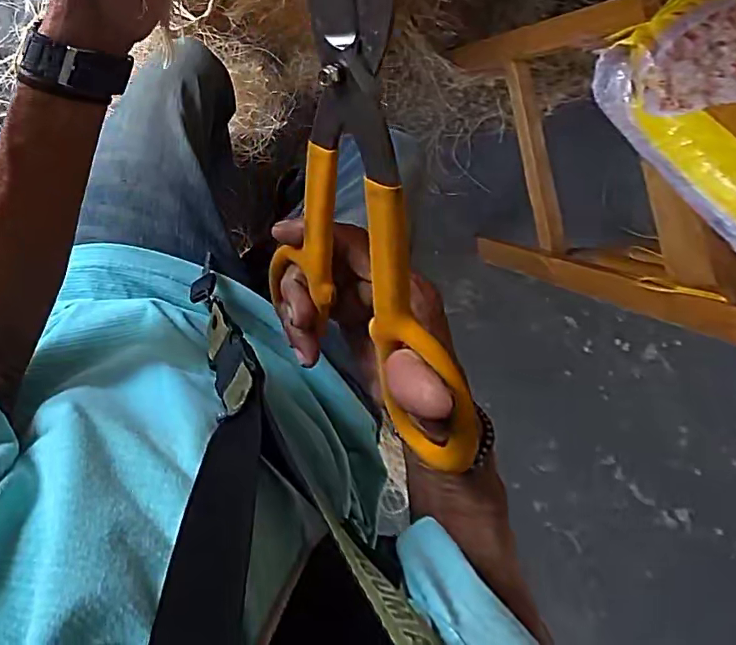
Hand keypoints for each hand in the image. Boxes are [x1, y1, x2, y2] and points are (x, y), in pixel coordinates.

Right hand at [271, 217, 551, 642]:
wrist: (450, 501)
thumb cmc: (449, 468)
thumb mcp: (443, 446)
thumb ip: (431, 410)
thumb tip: (406, 366)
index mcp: (416, 319)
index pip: (372, 254)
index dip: (329, 235)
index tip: (285, 237)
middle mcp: (395, 310)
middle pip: (338, 260)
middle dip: (304, 279)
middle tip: (298, 326)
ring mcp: (375, 322)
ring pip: (324, 279)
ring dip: (298, 301)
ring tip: (302, 347)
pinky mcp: (358, 339)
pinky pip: (321, 305)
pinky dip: (301, 316)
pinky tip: (304, 349)